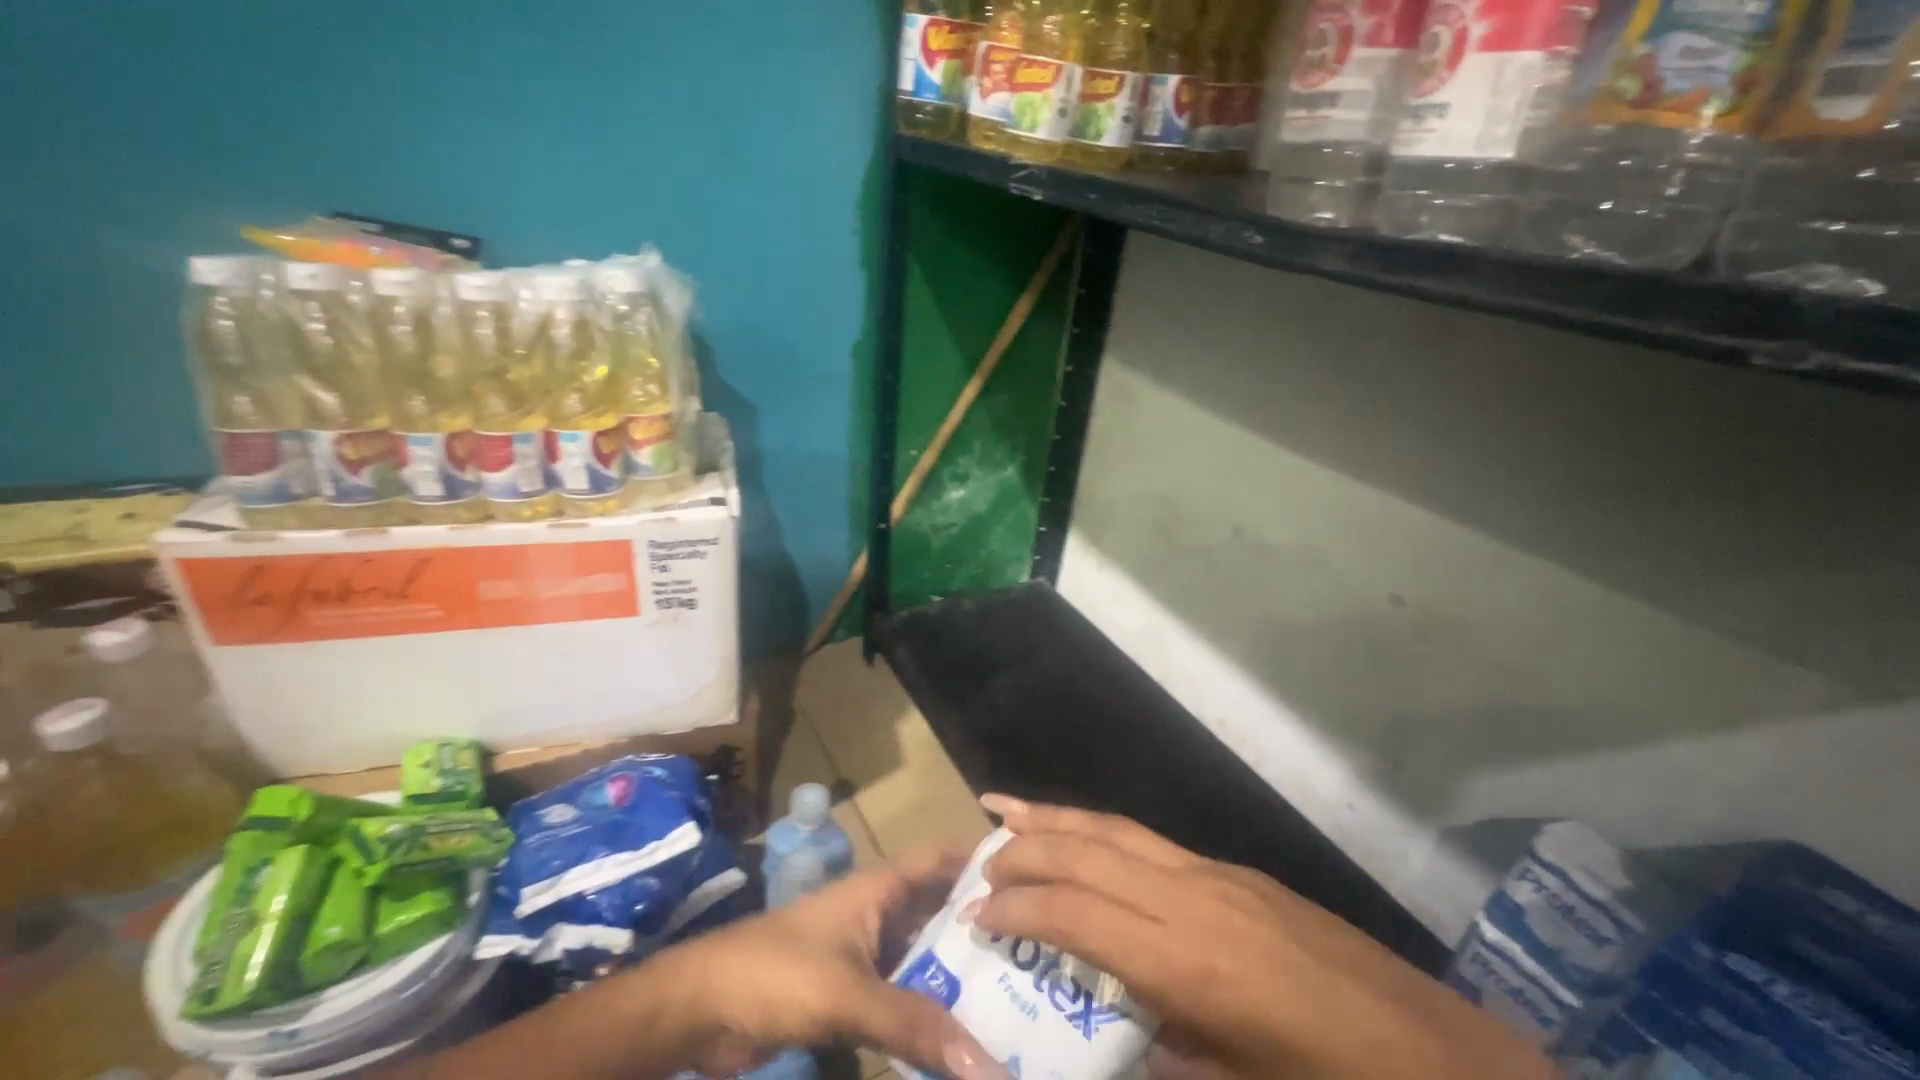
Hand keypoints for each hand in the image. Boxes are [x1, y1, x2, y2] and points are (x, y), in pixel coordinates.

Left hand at [645, 846, 1009, 1079]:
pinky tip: (962, 1038)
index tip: (1032, 878)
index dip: (980, 862)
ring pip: (922, 962)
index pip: (939, 861)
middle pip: (938, 916)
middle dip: (981, 933)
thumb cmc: (774, 974)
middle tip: (1039, 957)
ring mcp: (861, 956)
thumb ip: (915, 1026)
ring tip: (1017, 1002)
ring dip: (957, 981)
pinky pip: (900, 1000)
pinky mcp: (847, 996)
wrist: (698, 1011)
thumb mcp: (849, 994)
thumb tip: (990, 1068)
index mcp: (877, 889)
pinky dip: (928, 1016)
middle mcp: (875, 914)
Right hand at [970, 796, 1558, 1079]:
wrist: (1448, 1061)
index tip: (972, 915)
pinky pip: (1156, 841)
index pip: (1078, 915)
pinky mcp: (1247, 875)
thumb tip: (1110, 1030)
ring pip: (1121, 831)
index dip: (1018, 910)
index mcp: (1189, 962)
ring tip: (1006, 809)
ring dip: (1059, 819)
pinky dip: (1107, 831)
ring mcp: (1225, 878)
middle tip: (974, 861)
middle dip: (1024, 850)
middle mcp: (1198, 899)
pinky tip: (1091, 837)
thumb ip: (1161, 1054)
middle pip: (1090, 853)